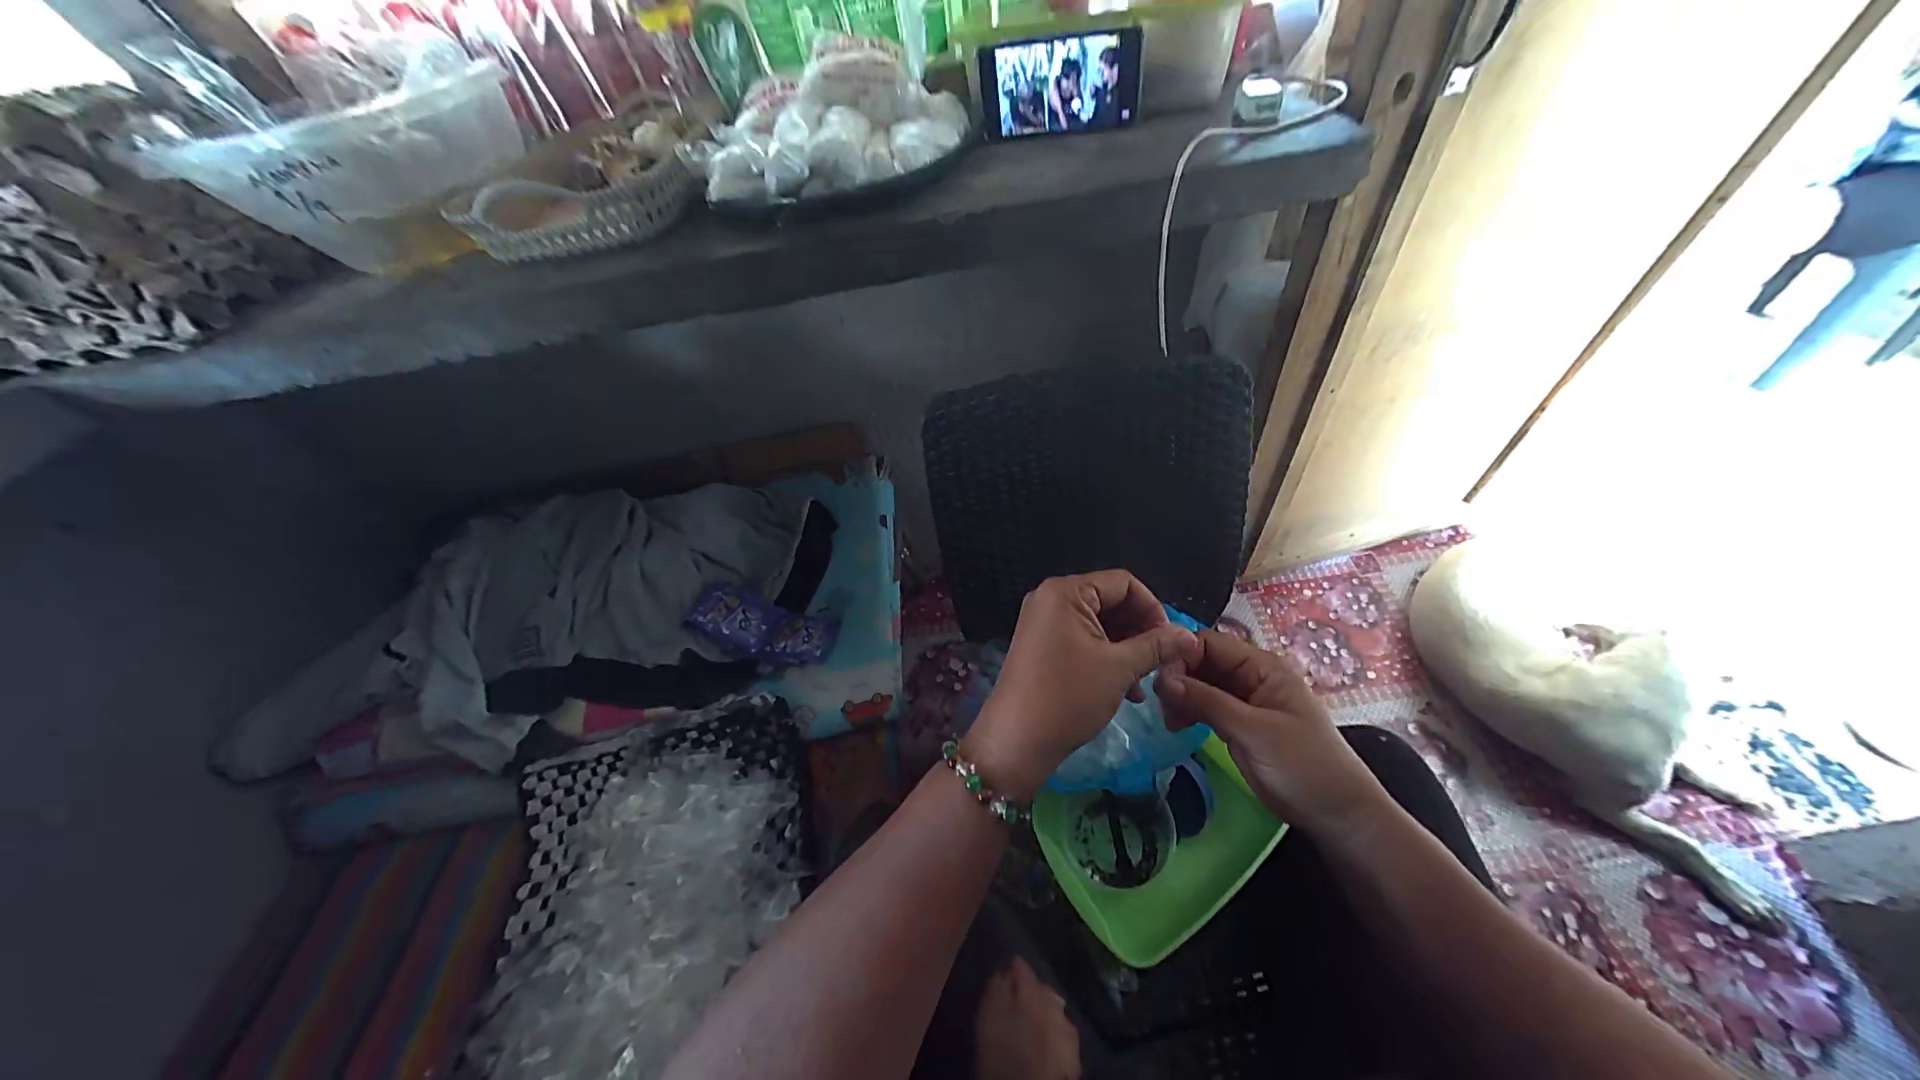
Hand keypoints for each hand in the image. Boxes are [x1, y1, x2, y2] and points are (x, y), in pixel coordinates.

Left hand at [964, 571, 1198, 799]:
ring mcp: (1042, 623)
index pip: (1123, 583)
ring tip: (1145, 682)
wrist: (1017, 741)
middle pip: (1111, 602)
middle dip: (1140, 631)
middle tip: (1162, 663)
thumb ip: (1157, 645)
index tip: (1172, 642)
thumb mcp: (1120, 668)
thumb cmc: (1069, 697)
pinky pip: (1083, 640)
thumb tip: (1189, 635)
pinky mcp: (1041, 646)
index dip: (1153, 609)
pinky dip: (1107, 659)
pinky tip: (1127, 690)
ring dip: (1127, 649)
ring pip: (1100, 625)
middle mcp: (1050, 599)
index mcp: (1065, 592)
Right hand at [1156, 630, 1388, 832]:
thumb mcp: (1253, 730)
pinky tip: (1178, 726)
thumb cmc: (1303, 766)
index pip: (1210, 644)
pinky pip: (1206, 706)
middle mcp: (1252, 677)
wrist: (1338, 815)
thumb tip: (1163, 679)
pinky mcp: (1239, 724)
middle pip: (1203, 662)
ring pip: (1201, 684)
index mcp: (1263, 667)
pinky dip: (1189, 711)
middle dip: (1178, 677)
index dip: (1182, 656)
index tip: (1160, 681)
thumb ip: (1207, 701)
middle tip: (1160, 705)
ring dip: (1181, 696)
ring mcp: (1245, 702)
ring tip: (1170, 720)